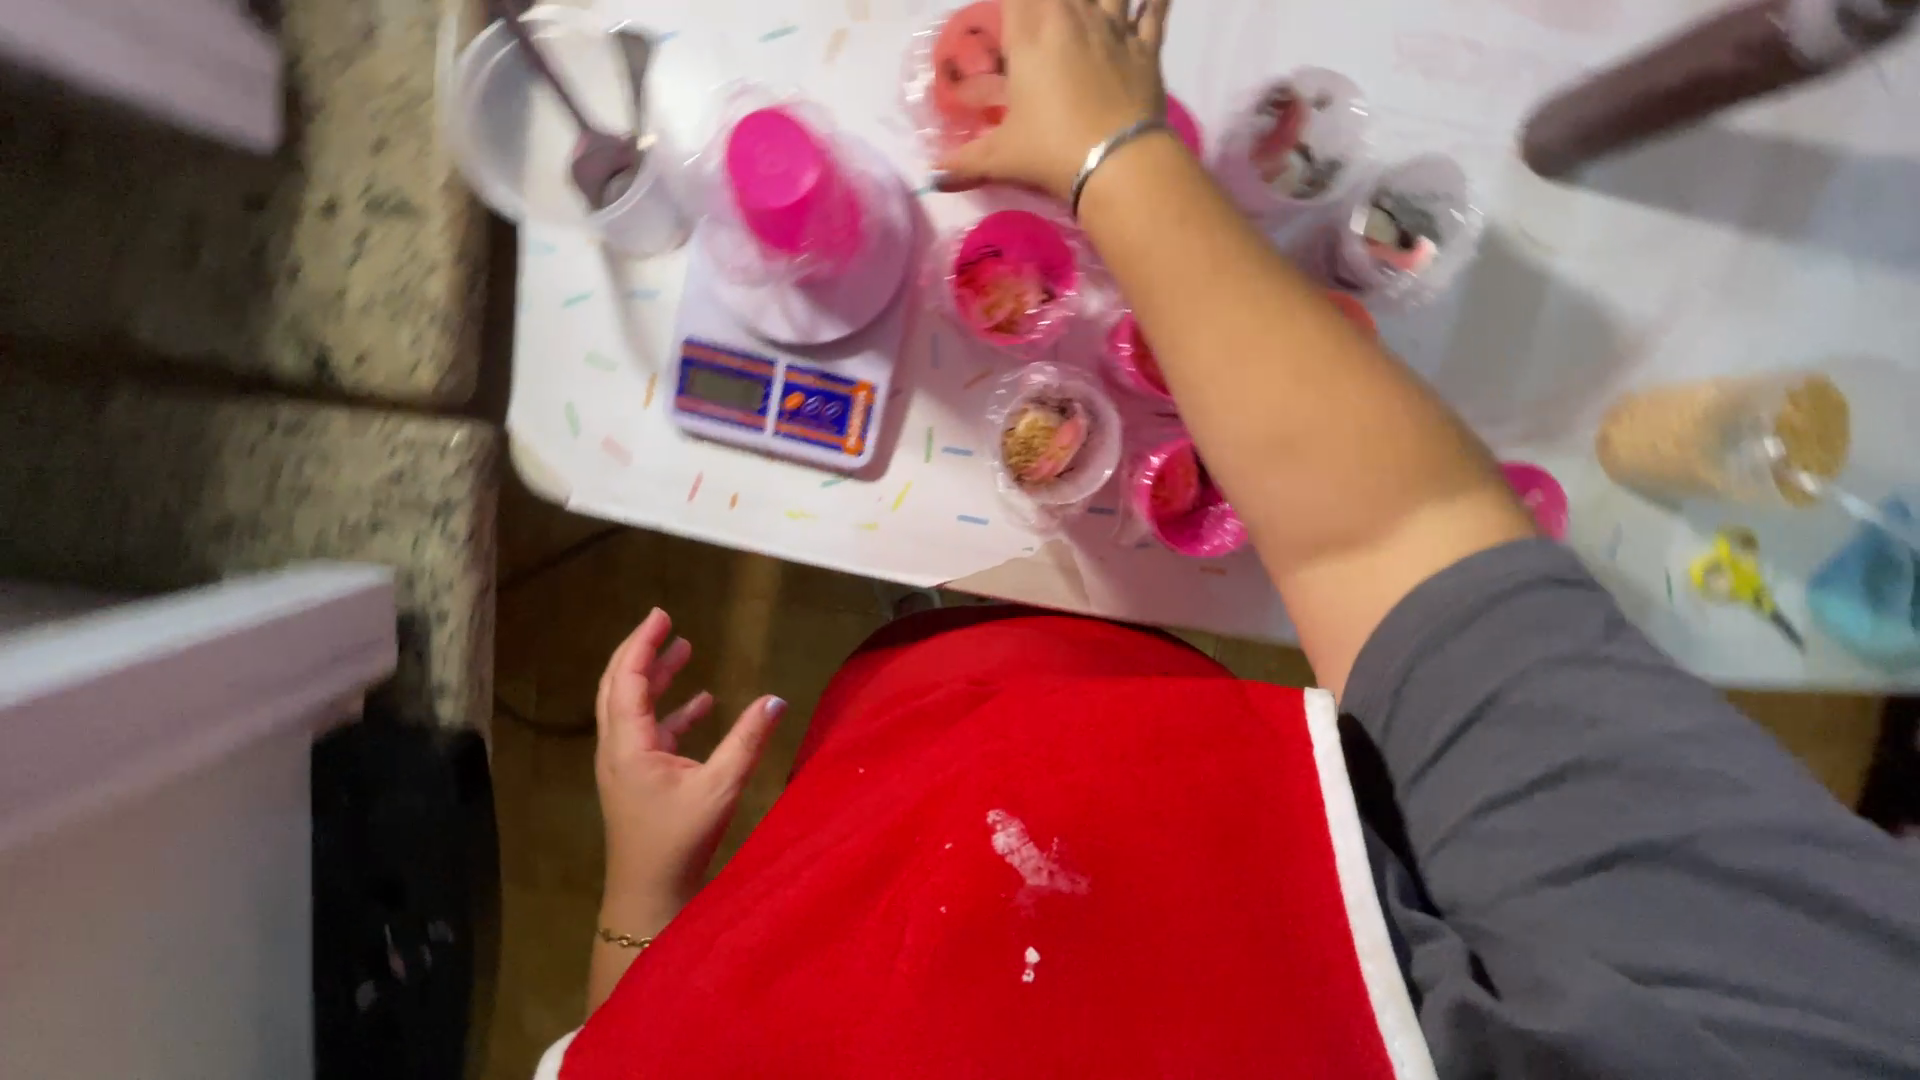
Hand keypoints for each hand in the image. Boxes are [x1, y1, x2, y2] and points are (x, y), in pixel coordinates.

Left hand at [593, 608, 785, 932]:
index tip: (662, 614)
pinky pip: (649, 731)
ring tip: (684, 651)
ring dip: (655, 678)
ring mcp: (625, 764)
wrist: (649, 895)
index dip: (642, 643)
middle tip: (667, 624)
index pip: (627, 679)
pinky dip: (671, 710)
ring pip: (632, 707)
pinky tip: (702, 703)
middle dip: (642, 652)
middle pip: (619, 686)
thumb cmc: (679, 840)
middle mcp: (617, 748)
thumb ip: (748, 739)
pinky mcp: (637, 778)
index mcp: (628, 744)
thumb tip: (776, 698)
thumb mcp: (720, 786)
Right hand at [935, 0, 1172, 198]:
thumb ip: (964, 162)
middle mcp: (1072, 16)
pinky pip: (1154, 9)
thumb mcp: (1001, 158)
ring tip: (1089, 2)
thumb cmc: (1050, 153)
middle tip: (1045, 13)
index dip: (1013, 3)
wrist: (1116, 164)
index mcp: (1030, 33)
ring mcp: (1113, 28)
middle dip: (1049, 1)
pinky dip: (1154, 0)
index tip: (1012, 13)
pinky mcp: (1146, 48)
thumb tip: (932, 177)